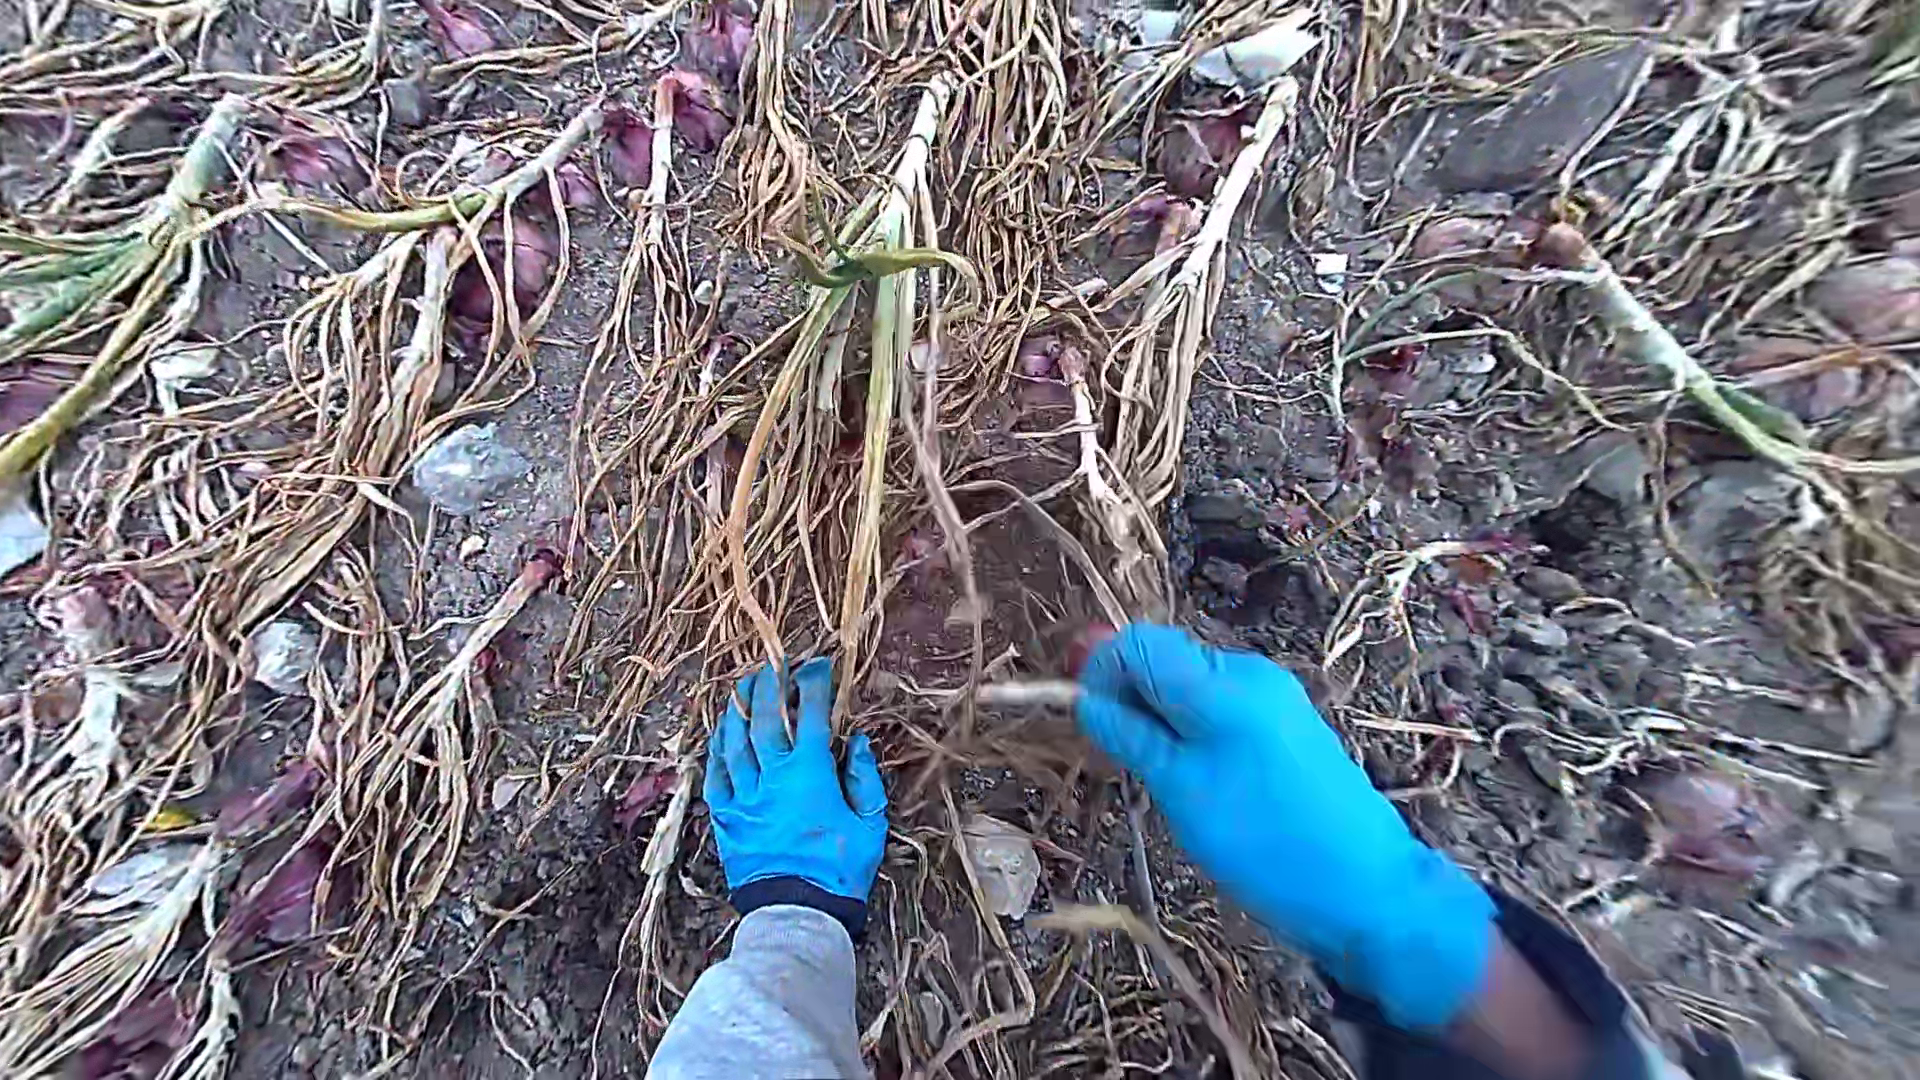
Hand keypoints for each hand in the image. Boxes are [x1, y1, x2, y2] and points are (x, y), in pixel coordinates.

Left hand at [704, 657, 887, 901]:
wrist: (799, 916)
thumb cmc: (840, 867)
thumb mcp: (869, 822)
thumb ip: (864, 777)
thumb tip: (858, 740)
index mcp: (810, 773)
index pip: (810, 714)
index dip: (813, 684)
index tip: (817, 664)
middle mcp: (772, 776)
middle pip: (764, 718)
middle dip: (769, 684)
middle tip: (773, 663)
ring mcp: (744, 797)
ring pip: (735, 741)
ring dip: (738, 709)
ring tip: (742, 686)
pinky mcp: (726, 819)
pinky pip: (715, 776)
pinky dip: (717, 751)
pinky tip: (719, 733)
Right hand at [1076, 625, 1494, 1028]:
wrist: (1372, 895)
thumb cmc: (1264, 846)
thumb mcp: (1181, 790)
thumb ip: (1129, 733)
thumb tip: (1081, 699)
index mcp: (1223, 685)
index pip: (1140, 641)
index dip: (1102, 668)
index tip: (1091, 715)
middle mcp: (1246, 670)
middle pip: (1162, 654)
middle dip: (1128, 691)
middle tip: (1119, 747)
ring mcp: (1267, 688)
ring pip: (1183, 676)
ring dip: (1154, 707)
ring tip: (1156, 763)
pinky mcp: (1278, 710)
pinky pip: (1211, 695)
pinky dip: (1184, 717)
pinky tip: (1188, 761)